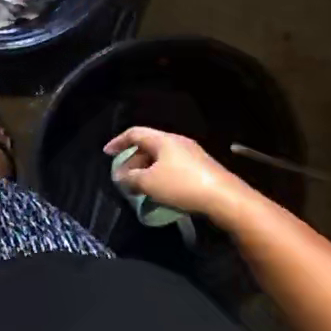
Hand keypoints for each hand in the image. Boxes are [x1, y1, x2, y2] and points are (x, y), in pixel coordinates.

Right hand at [104, 127, 249, 218]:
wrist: (224, 198)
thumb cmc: (181, 185)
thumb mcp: (149, 183)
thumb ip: (130, 178)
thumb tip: (120, 176)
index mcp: (163, 139)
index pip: (135, 133)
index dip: (118, 142)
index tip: (106, 153)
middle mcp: (177, 142)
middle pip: (148, 146)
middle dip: (132, 161)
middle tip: (123, 178)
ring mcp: (191, 154)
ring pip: (161, 158)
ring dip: (146, 170)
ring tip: (139, 188)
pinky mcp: (200, 168)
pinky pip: (173, 167)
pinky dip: (160, 176)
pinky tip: (160, 192)